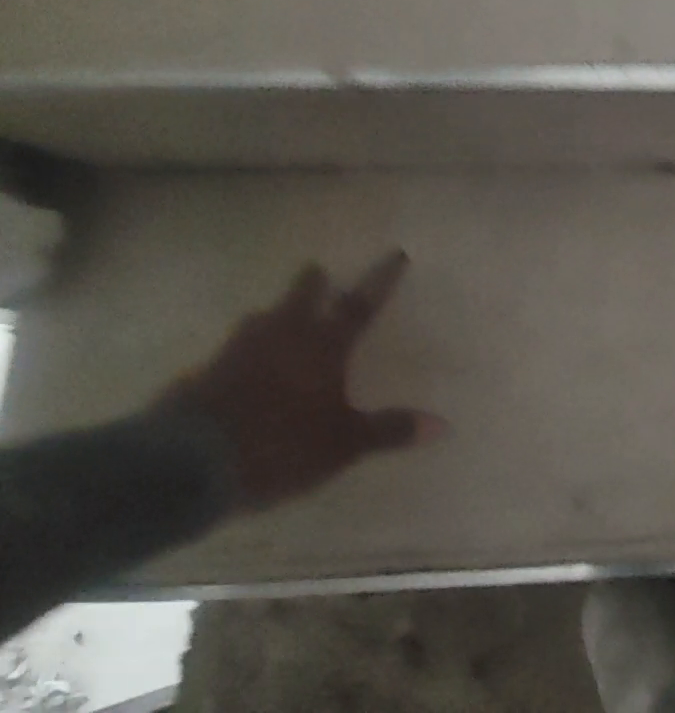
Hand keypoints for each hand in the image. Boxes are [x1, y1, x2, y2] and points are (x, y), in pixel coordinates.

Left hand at [154, 250, 445, 509]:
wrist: (183, 467)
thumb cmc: (281, 442)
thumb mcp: (344, 443)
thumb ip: (389, 430)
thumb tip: (442, 425)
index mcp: (322, 347)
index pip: (359, 306)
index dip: (380, 281)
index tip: (395, 255)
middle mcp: (280, 340)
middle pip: (298, 302)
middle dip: (310, 285)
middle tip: (315, 269)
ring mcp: (233, 358)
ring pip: (257, 324)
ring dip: (271, 315)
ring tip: (275, 313)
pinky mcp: (197, 381)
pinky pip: (226, 358)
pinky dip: (239, 355)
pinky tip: (238, 368)